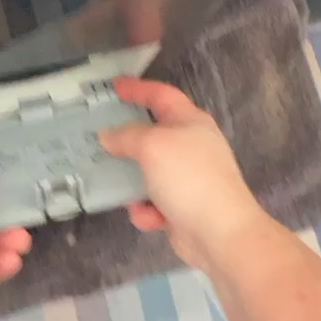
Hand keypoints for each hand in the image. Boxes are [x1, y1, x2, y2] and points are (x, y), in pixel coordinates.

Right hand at [98, 78, 269, 270]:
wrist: (220, 233)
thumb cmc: (188, 178)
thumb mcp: (152, 146)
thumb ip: (125, 136)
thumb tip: (108, 136)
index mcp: (190, 122)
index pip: (161, 95)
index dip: (137, 88)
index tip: (114, 87)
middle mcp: (190, 146)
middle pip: (152, 135)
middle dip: (126, 141)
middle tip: (99, 140)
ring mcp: (188, 178)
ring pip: (147, 172)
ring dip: (132, 183)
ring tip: (117, 189)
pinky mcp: (183, 206)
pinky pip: (153, 202)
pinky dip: (147, 210)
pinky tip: (149, 217)